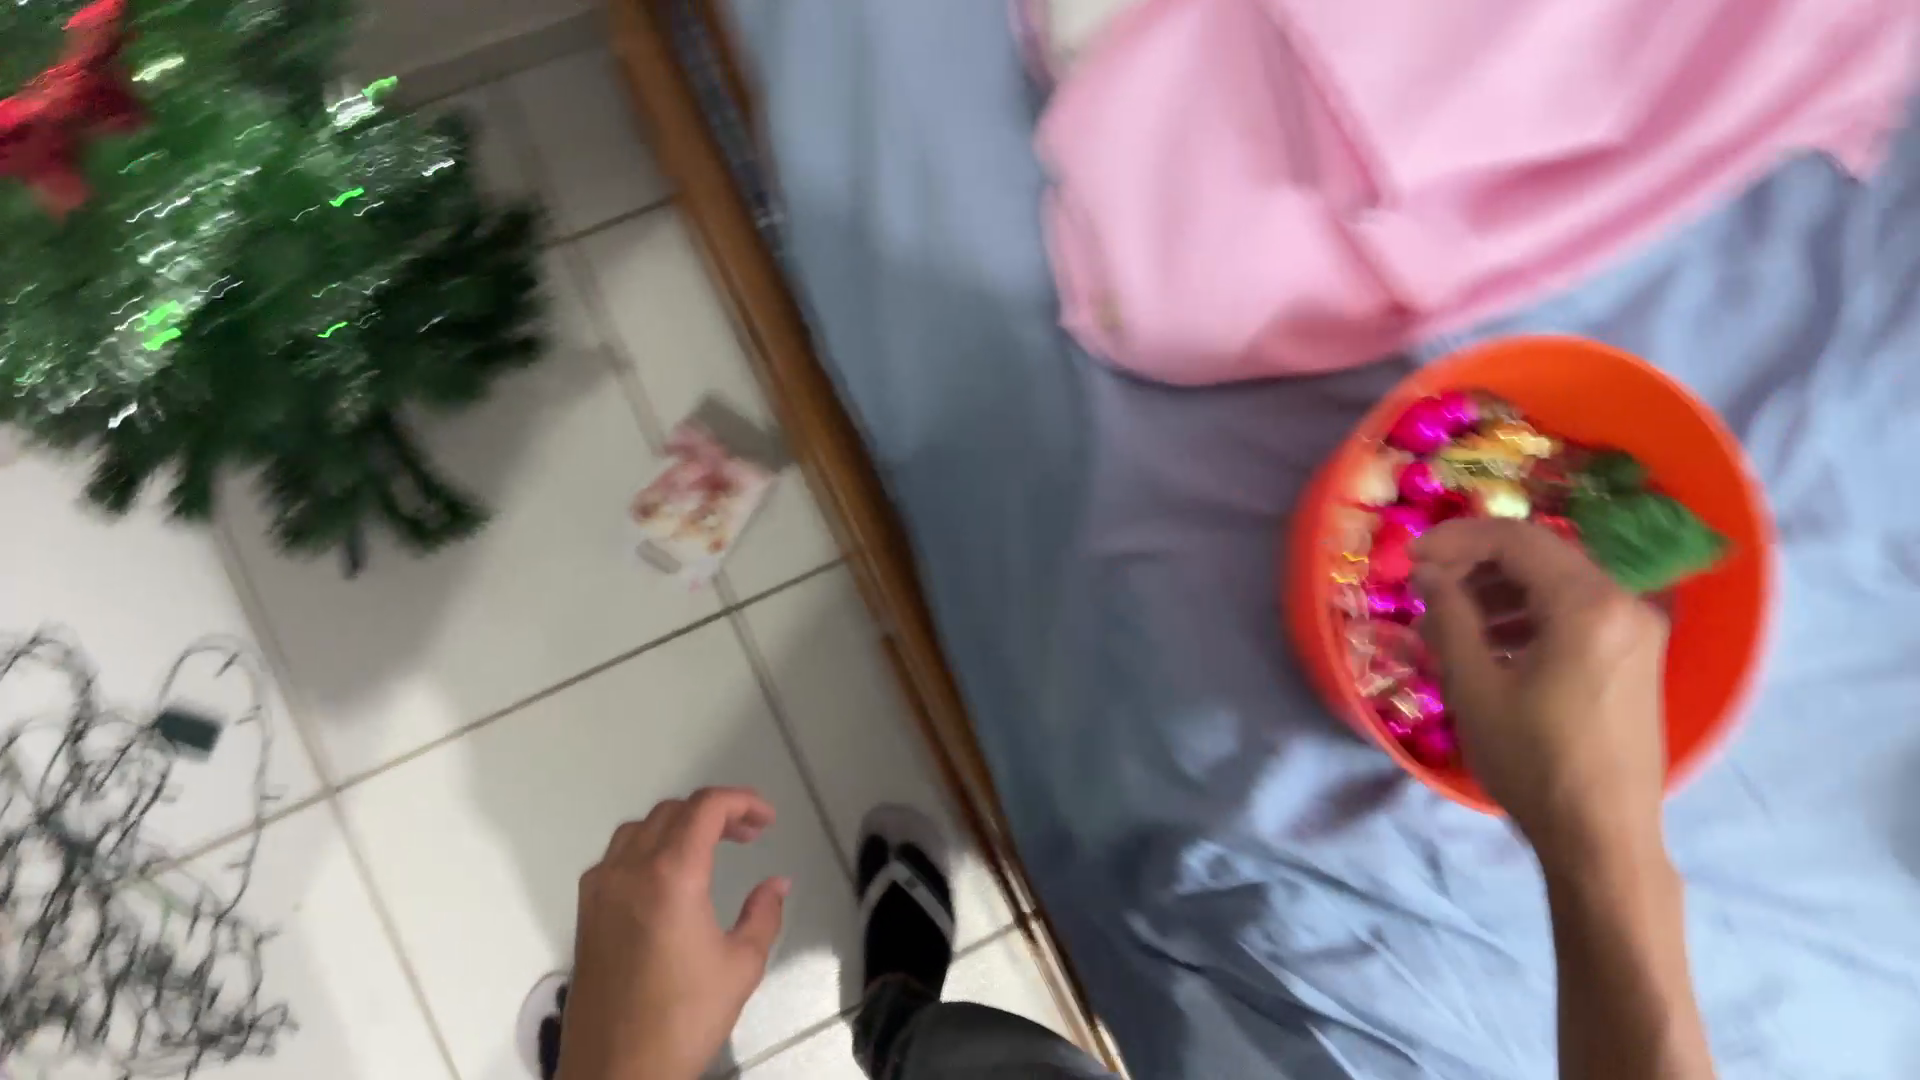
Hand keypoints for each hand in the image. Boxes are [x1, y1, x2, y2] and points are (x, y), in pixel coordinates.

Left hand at [557, 788, 790, 1079]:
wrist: (615, 1075)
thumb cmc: (683, 1019)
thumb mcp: (741, 965)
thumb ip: (764, 914)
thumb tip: (776, 884)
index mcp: (671, 875)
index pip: (706, 807)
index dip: (743, 801)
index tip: (767, 820)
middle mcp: (630, 870)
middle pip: (675, 810)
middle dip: (717, 813)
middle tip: (748, 835)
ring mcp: (601, 889)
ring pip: (642, 827)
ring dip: (680, 825)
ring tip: (709, 848)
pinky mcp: (586, 912)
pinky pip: (617, 855)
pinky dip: (647, 847)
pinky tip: (667, 877)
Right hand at [1412, 519, 1669, 862]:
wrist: (1600, 835)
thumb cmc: (1531, 759)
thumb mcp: (1473, 683)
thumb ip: (1449, 614)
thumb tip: (1430, 572)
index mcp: (1588, 606)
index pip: (1517, 540)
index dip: (1456, 539)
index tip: (1410, 559)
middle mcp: (1624, 605)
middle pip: (1540, 554)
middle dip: (1474, 561)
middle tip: (1424, 584)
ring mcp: (1636, 632)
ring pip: (1556, 581)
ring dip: (1496, 586)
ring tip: (1446, 616)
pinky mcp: (1633, 657)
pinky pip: (1573, 611)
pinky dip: (1524, 611)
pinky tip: (1486, 640)